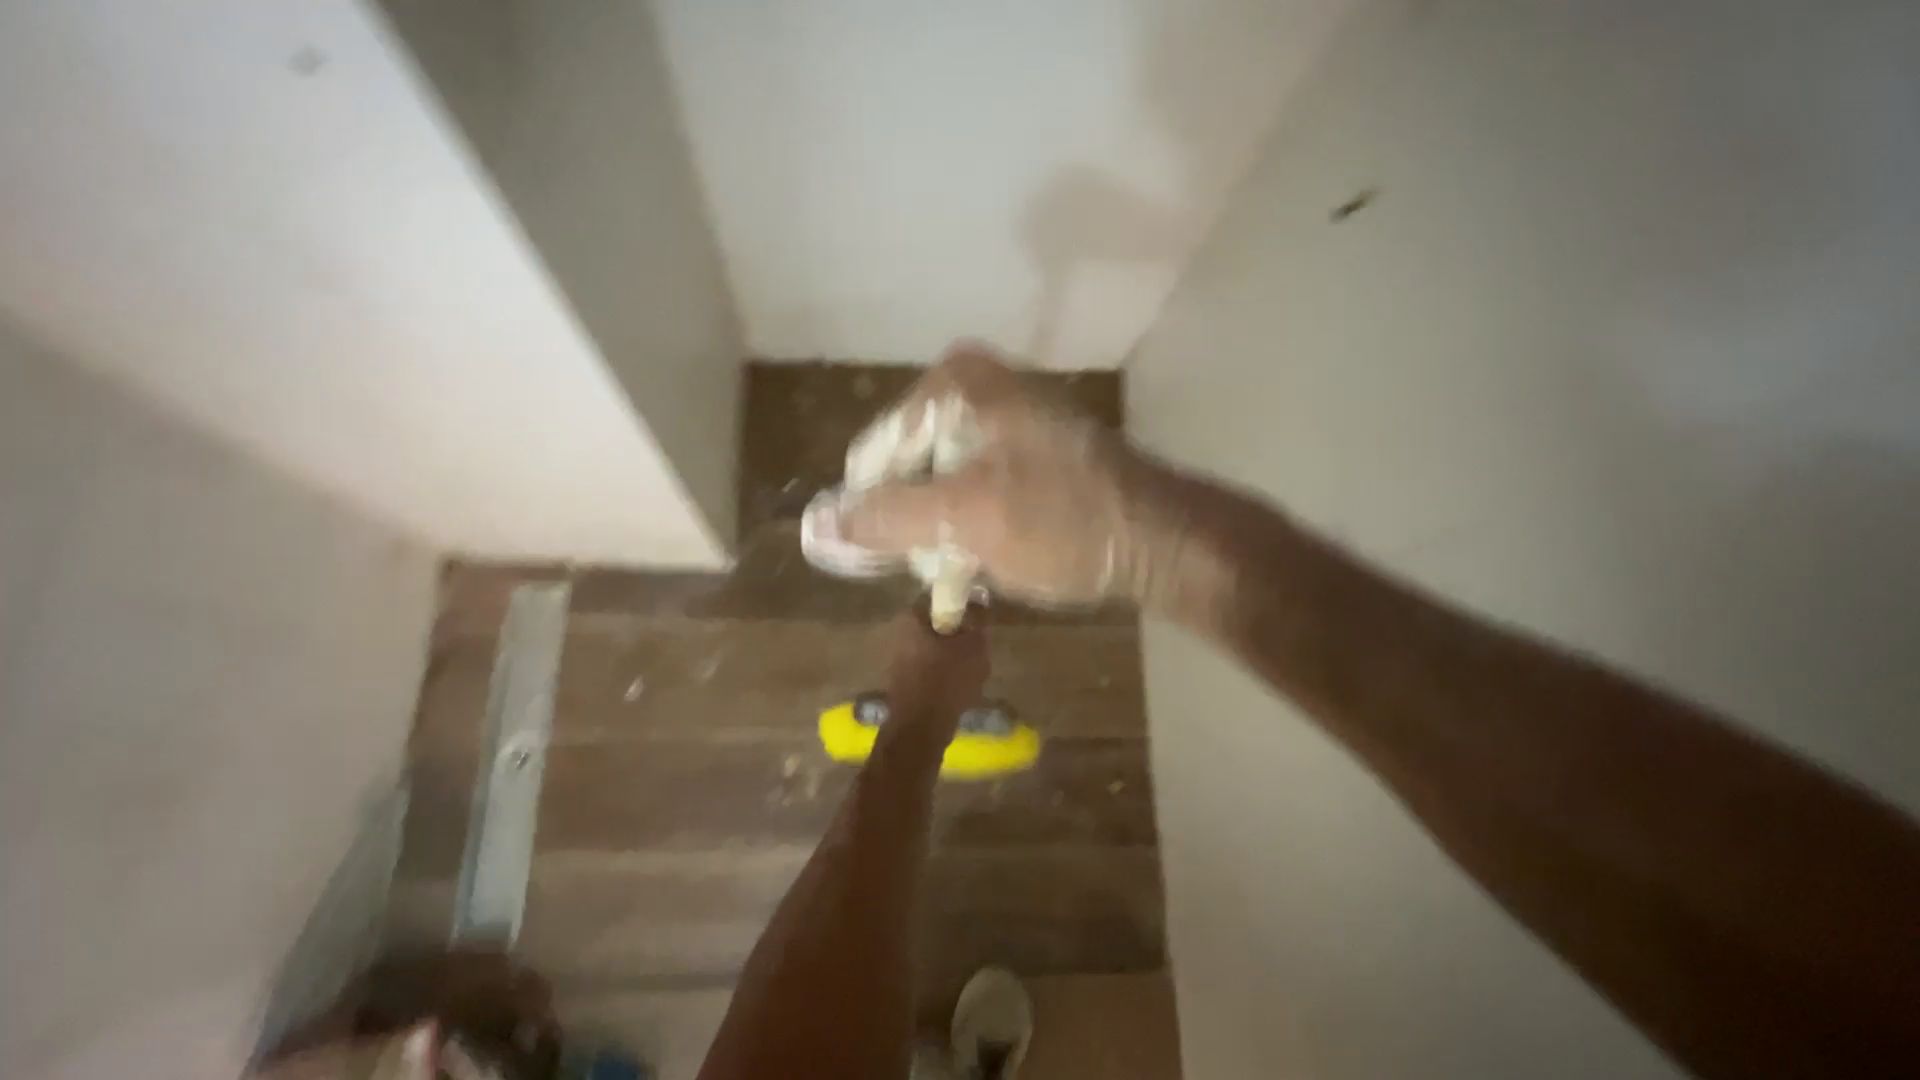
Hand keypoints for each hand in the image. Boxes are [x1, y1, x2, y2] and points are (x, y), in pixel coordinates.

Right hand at [834, 342, 1183, 609]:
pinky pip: (982, 483)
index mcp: (960, 381)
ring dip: (944, 524)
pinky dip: (976, 519)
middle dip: (914, 515)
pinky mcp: (1039, 450)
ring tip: (953, 565)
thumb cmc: (1061, 521)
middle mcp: (986, 384)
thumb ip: (885, 518)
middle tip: (921, 561)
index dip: (875, 503)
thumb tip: (814, 521)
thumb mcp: (964, 521)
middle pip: (914, 460)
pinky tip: (986, 555)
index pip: (881, 448)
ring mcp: (1016, 416)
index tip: (882, 552)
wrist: (1163, 539)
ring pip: (947, 476)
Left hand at [884, 602, 989, 722]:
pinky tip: (959, 681)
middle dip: (956, 628)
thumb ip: (977, 618)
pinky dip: (942, 669)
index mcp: (912, 617)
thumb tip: (978, 596)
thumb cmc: (948, 679)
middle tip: (978, 637)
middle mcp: (899, 632)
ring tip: (973, 662)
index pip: (938, 595)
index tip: (977, 609)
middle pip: (935, 621)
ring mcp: (898, 658)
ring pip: (932, 645)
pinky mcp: (902, 680)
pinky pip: (927, 665)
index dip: (960, 599)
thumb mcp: (973, 645)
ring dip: (950, 651)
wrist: (922, 728)